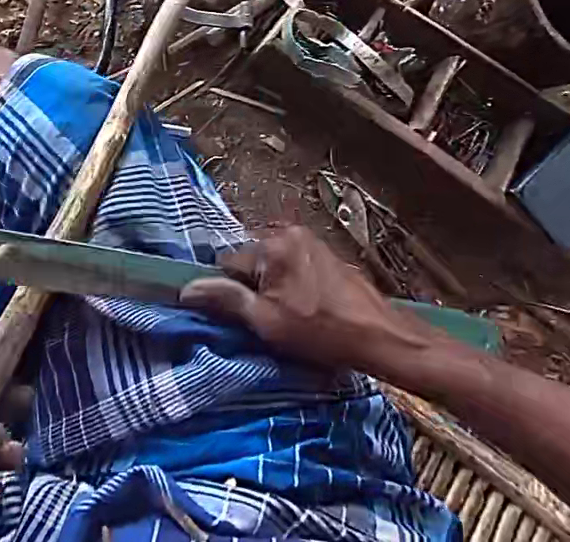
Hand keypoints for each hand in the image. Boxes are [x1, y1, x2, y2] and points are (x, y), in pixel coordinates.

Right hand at [179, 226, 459, 379]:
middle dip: (254, 287)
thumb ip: (225, 300)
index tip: (245, 317)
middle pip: (250, 260)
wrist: (383, 337)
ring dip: (273, 286)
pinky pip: (292, 263)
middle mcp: (288, 232)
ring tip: (291, 316)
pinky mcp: (325, 252)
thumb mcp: (267, 322)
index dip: (232, 293)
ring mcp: (309, 240)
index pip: (228, 264)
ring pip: (272, 263)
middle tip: (270, 319)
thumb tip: (186, 289)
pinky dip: (292, 282)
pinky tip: (307, 307)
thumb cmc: (322, 332)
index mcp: (271, 244)